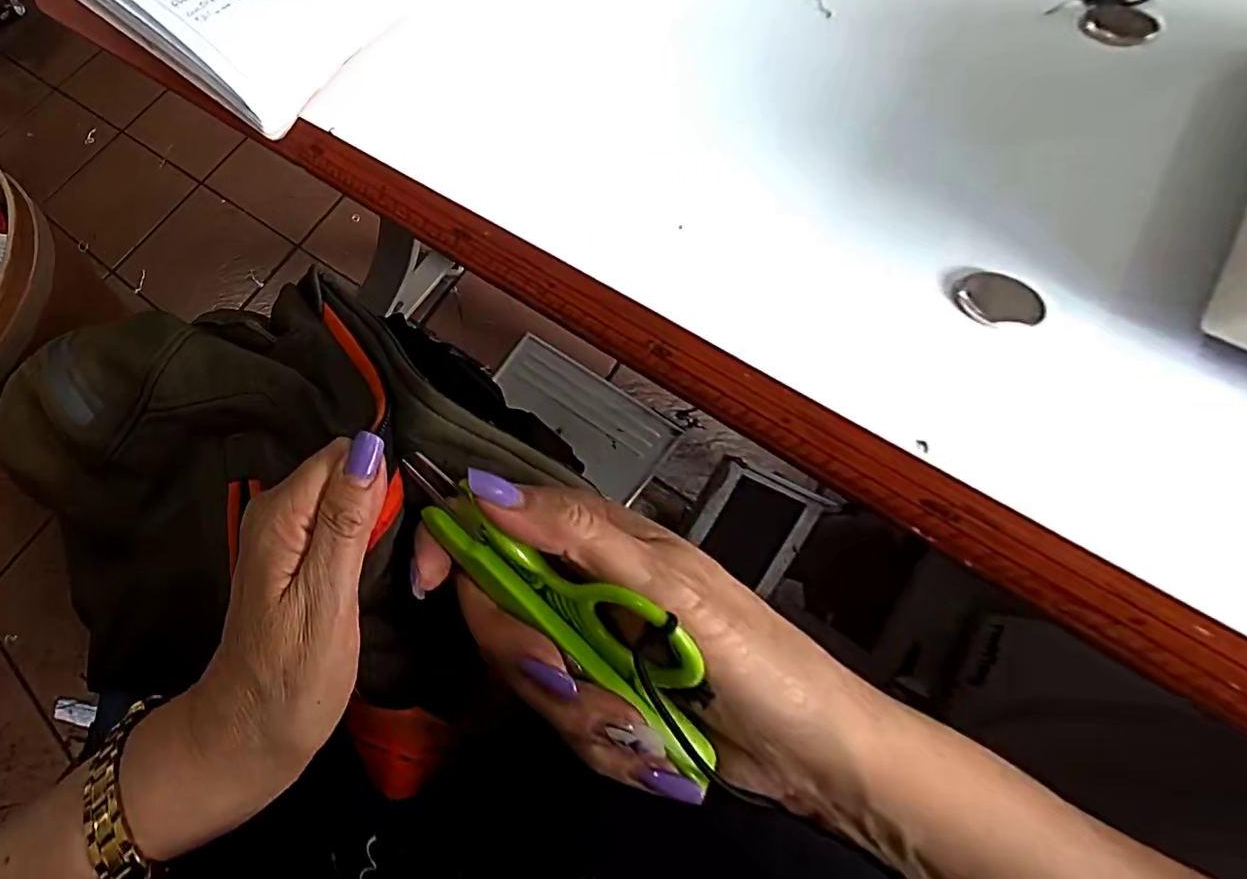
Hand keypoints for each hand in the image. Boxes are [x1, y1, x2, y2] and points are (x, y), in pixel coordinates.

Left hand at [122, 432, 386, 858]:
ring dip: (372, 518)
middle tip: (394, 559)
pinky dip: (358, 535)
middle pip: (341, 469)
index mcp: (280, 513)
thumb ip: (346, 522)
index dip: (378, 480)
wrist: (248, 735)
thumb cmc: (292, 680)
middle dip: (377, 497)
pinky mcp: (291, 549)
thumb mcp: (327, 600)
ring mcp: (281, 529)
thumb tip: (368, 450)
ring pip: (342, 492)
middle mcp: (275, 509)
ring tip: (378, 571)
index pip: (342, 456)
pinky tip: (365, 570)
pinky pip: (335, 517)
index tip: (397, 528)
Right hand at [411, 470, 892, 817]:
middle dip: (526, 651)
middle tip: (572, 674)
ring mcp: (581, 641)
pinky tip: (647, 741)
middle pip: (493, 603)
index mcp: (589, 538)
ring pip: (522, 670)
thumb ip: (577, 533)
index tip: (430, 581)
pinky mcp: (591, 693)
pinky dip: (599, 740)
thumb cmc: (760, 658)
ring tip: (639, 719)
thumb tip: (488, 490)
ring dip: (577, 708)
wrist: (816, 755)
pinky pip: (557, 719)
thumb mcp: (669, 586)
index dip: (451, 541)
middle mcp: (575, 583)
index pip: (491, 518)